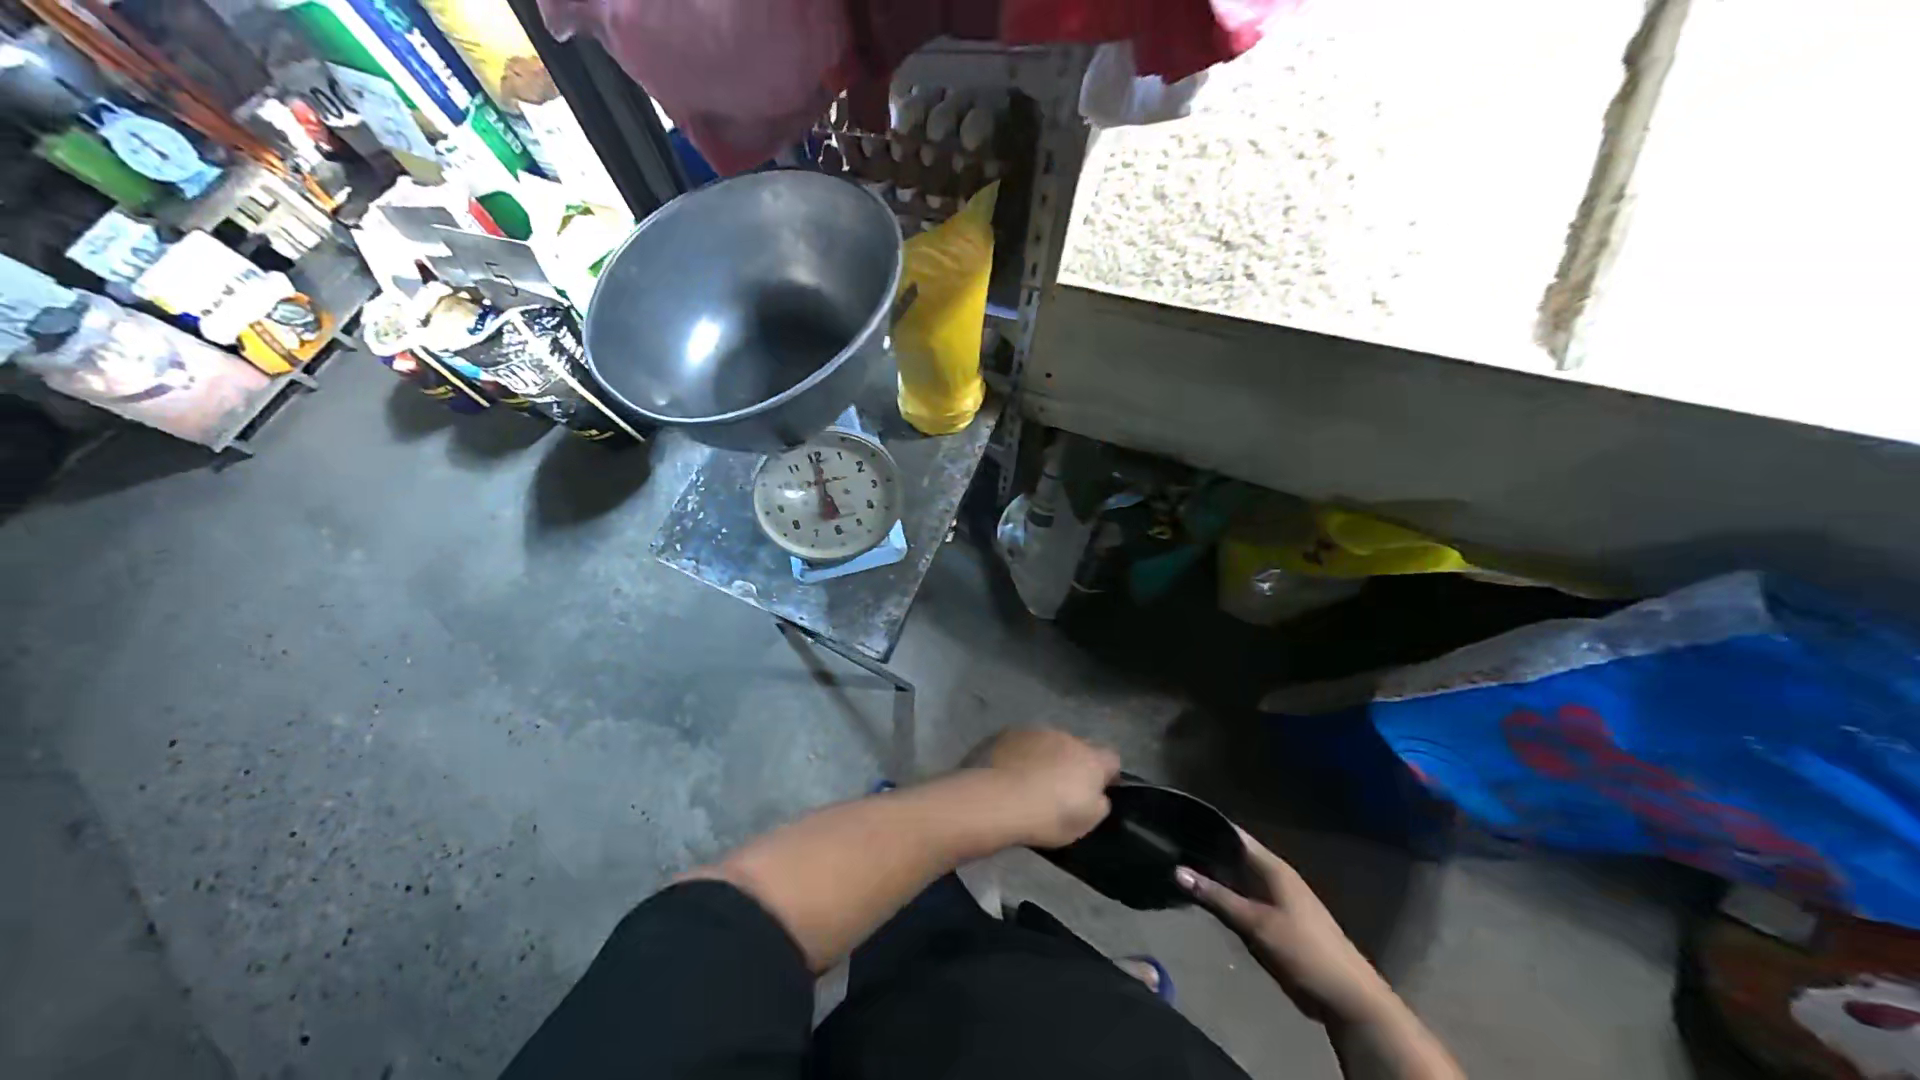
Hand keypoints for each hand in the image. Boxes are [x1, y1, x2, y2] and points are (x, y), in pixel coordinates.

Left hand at [972, 728, 1120, 849]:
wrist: (996, 799)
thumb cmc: (1047, 816)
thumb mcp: (1086, 822)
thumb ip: (1099, 803)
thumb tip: (1097, 794)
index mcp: (1090, 758)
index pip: (1111, 758)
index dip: (1106, 774)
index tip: (1096, 791)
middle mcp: (1065, 736)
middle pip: (1077, 747)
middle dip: (1071, 763)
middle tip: (1057, 789)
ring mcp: (1034, 730)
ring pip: (1047, 742)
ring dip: (1044, 756)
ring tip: (1027, 781)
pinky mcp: (1006, 732)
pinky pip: (1020, 742)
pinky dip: (1019, 754)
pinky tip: (1006, 773)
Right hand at [1177, 829, 1393, 1024]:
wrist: (1344, 995)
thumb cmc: (1302, 950)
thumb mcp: (1255, 923)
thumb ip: (1216, 896)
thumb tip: (1177, 869)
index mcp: (1273, 868)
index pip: (1234, 835)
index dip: (1207, 826)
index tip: (1176, 820)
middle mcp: (1271, 876)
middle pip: (1232, 856)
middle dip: (1203, 851)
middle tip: (1166, 846)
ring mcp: (1272, 898)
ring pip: (1234, 879)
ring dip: (1210, 875)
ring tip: (1173, 865)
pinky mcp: (1270, 919)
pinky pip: (1239, 899)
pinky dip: (1220, 895)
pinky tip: (1198, 896)